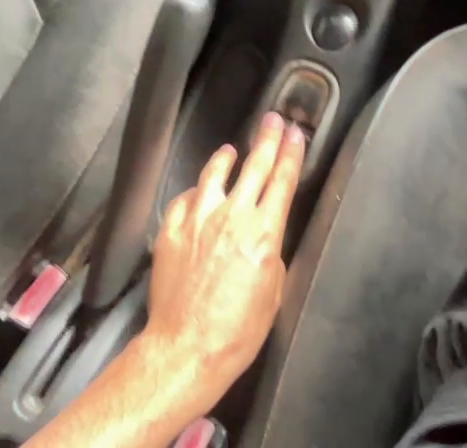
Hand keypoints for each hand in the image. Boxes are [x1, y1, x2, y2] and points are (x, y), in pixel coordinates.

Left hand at [144, 112, 305, 394]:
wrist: (188, 348)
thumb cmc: (238, 330)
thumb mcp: (274, 291)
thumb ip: (270, 251)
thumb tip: (264, 235)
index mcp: (264, 232)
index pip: (282, 179)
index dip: (291, 152)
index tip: (295, 133)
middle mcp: (232, 216)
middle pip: (254, 165)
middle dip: (266, 138)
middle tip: (272, 119)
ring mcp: (198, 219)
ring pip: (214, 173)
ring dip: (226, 158)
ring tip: (231, 149)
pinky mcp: (171, 230)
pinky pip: (184, 199)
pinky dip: (194, 192)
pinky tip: (197, 192)